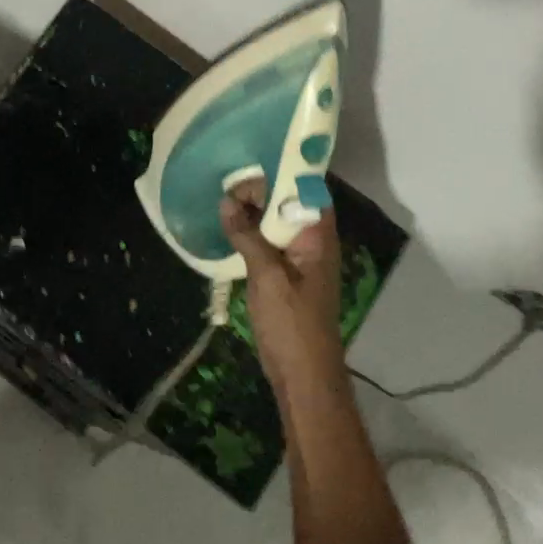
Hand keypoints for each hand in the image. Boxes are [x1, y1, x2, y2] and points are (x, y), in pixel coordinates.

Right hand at [219, 186, 343, 386]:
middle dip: (264, 192)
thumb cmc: (291, 324)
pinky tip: (231, 233)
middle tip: (227, 190)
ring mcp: (301, 262)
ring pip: (279, 225)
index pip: (309, 192)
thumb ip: (248, 237)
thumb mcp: (267, 276)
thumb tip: (227, 202)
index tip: (250, 170)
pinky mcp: (287, 277)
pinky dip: (253, 234)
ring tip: (224, 205)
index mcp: (318, 240)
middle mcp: (314, 245)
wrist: (303, 373)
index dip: (284, 176)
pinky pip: (271, 244)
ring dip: (255, 213)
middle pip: (292, 205)